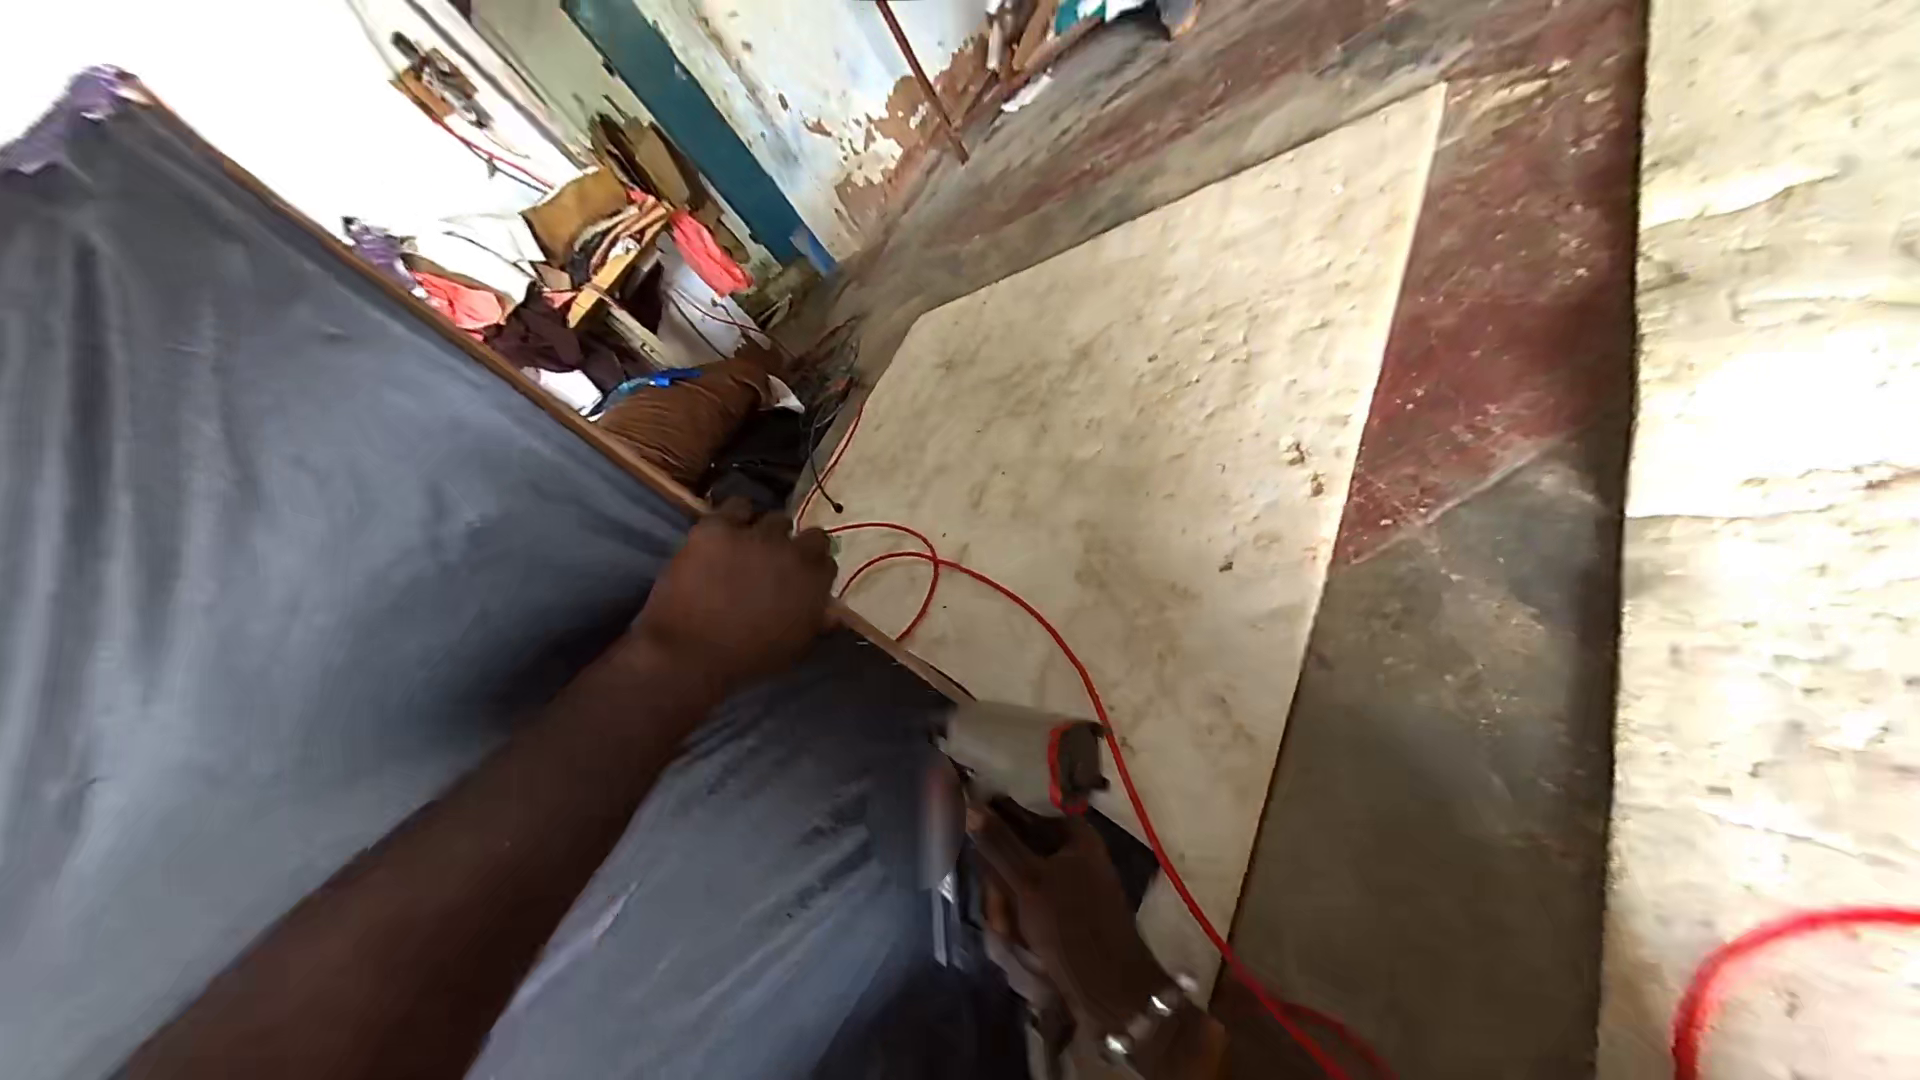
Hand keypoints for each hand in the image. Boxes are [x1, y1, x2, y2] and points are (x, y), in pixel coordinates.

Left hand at [625, 498, 836, 689]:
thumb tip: (831, 609)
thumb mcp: (797, 646)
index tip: (803, 578)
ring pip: (774, 519)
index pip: (827, 560)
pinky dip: (737, 515)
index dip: (815, 568)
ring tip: (751, 545)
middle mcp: (792, 551)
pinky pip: (737, 506)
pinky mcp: (718, 527)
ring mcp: (754, 536)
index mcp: (814, 580)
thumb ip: (817, 621)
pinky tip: (729, 529)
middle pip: (809, 535)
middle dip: (798, 547)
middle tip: (778, 562)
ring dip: (768, 532)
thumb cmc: (749, 657)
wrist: (690, 652)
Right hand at [969, 803, 1171, 1037]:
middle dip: (999, 885)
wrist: (1112, 996)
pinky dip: (1018, 921)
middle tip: (997, 915)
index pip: (1019, 815)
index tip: (972, 853)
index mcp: (1072, 834)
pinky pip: (1028, 906)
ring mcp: (1069, 885)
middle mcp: (1071, 853)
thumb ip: (998, 842)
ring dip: (1006, 908)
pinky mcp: (1064, 914)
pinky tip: (1016, 940)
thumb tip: (969, 803)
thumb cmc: (1073, 927)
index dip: (992, 831)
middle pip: (1015, 853)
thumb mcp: (1030, 881)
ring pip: (1018, 883)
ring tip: (1008, 934)